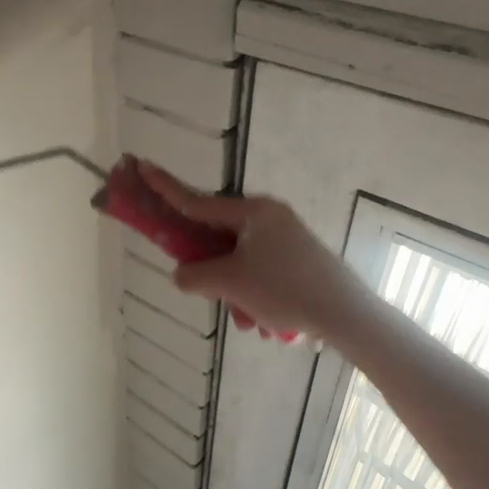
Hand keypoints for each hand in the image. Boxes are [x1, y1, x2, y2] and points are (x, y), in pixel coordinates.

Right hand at [136, 160, 370, 343]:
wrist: (347, 316)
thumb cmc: (283, 290)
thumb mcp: (227, 283)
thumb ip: (192, 275)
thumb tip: (183, 274)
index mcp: (252, 212)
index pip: (195, 200)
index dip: (164, 187)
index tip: (141, 166)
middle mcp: (268, 217)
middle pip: (215, 237)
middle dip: (208, 270)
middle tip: (205, 289)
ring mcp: (285, 237)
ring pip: (236, 261)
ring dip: (232, 291)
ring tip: (247, 319)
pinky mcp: (297, 259)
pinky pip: (257, 272)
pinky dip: (251, 295)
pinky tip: (263, 322)